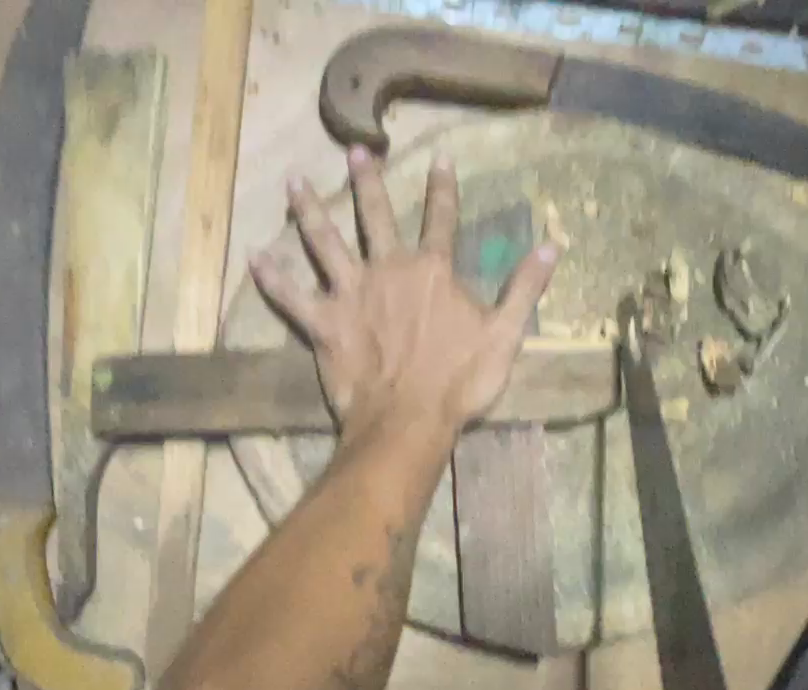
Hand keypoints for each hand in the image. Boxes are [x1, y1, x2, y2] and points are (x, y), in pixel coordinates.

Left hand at [250, 146, 557, 443]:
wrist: (408, 422)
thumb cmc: (458, 383)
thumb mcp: (505, 337)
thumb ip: (525, 289)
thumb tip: (553, 245)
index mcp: (433, 270)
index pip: (441, 219)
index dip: (442, 188)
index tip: (438, 157)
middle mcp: (389, 269)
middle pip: (376, 216)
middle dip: (367, 181)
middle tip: (354, 151)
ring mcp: (352, 294)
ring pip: (326, 242)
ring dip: (309, 210)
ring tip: (293, 182)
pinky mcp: (323, 323)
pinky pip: (291, 297)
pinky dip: (272, 278)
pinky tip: (253, 257)